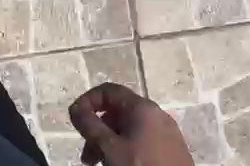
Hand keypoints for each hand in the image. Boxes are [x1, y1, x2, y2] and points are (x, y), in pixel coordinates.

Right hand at [68, 82, 193, 165]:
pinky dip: (127, 151)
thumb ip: (88, 125)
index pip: (108, 91)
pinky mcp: (174, 154)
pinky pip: (143, 144)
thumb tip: (75, 108)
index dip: (87, 101)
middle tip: (87, 156)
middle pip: (118, 113)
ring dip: (110, 144)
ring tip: (101, 164)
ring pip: (129, 131)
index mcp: (143, 108)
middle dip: (97, 131)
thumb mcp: (109, 148)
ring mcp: (168, 136)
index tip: (76, 121)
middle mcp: (157, 116)